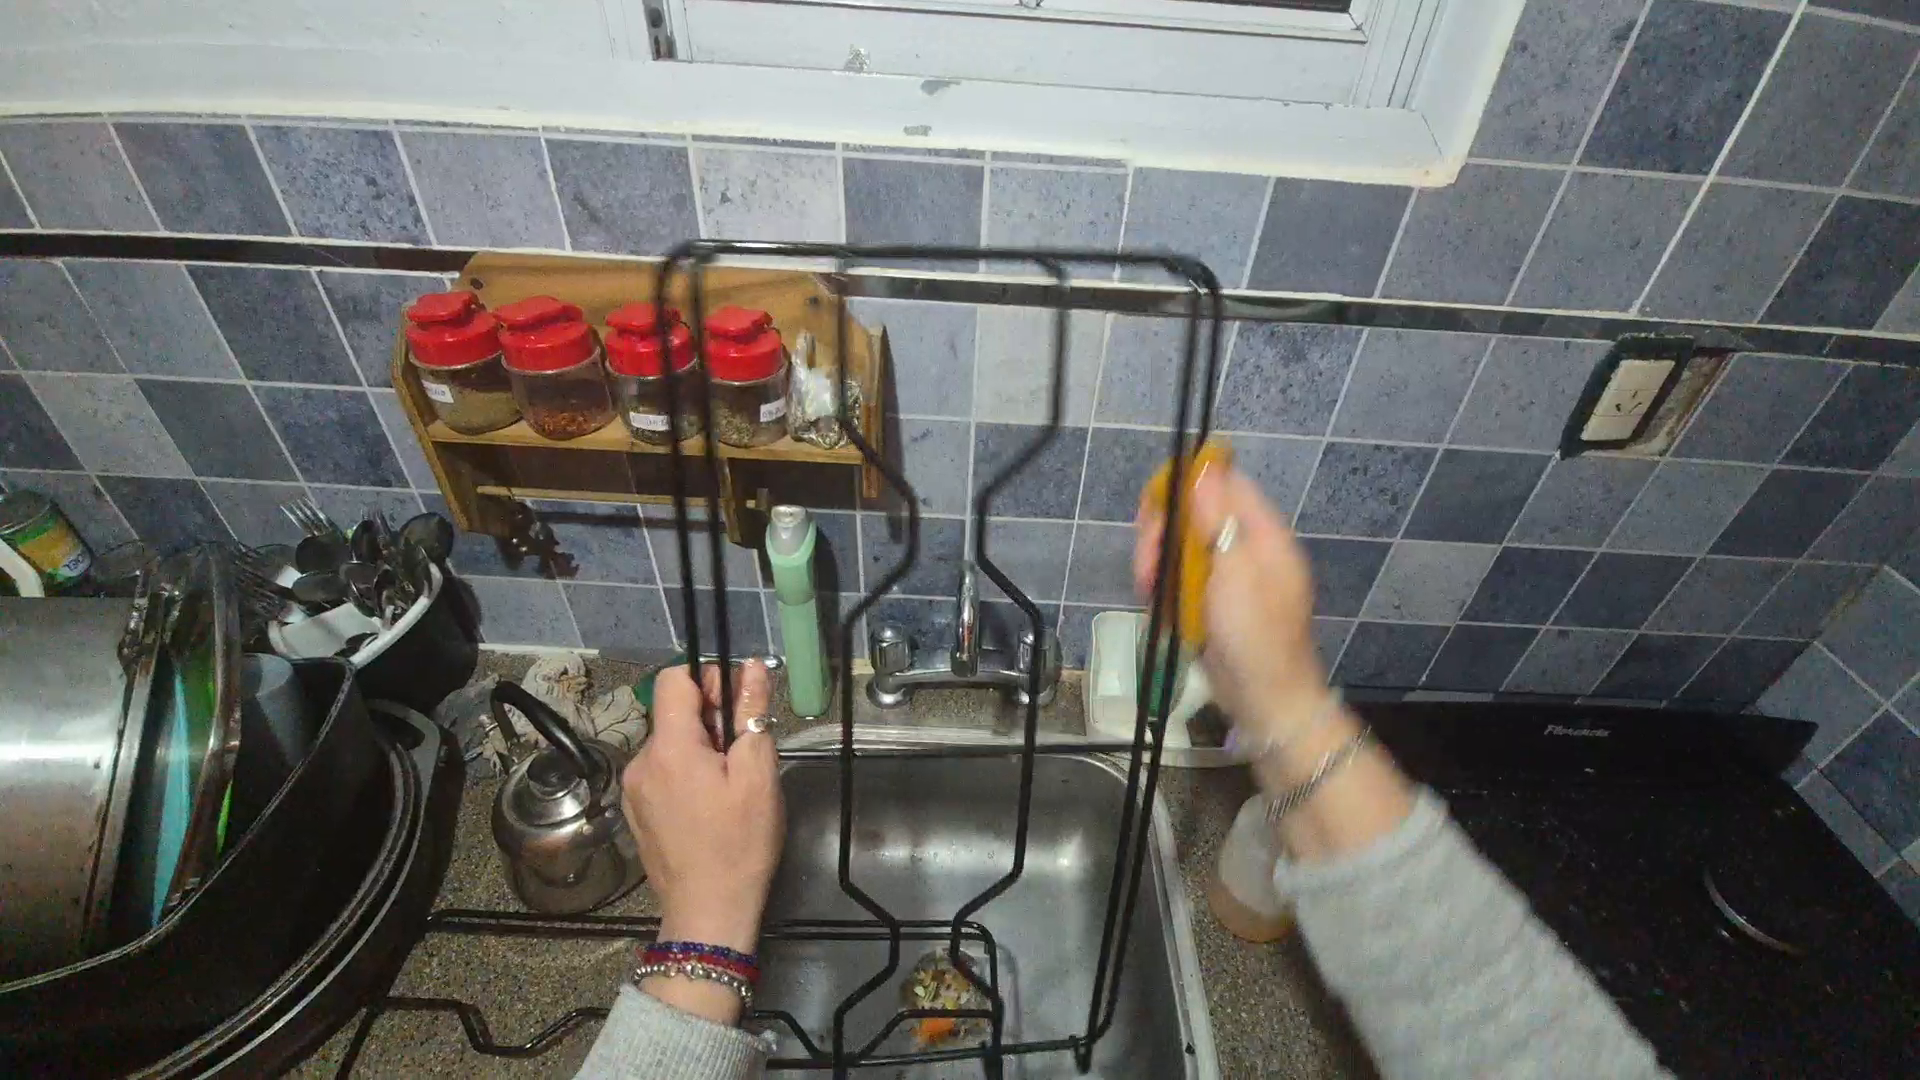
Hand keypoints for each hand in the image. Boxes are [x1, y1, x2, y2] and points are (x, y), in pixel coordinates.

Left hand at [622, 660, 784, 955]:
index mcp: (668, 748)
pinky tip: (710, 802)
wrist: (708, 913)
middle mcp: (640, 762)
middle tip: (743, 751)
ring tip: (730, 782)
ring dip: (701, 745)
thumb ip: (751, 713)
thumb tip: (751, 666)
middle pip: (674, 711)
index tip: (736, 706)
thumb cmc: (740, 841)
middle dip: (711, 718)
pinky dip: (687, 770)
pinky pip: (663, 769)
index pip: (674, 678)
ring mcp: (633, 789)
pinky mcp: (636, 811)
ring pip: (670, 741)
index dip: (708, 679)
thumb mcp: (757, 773)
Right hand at [1133, 464, 1330, 745]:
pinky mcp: (1211, 600)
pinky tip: (1155, 601)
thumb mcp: (1235, 571)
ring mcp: (1228, 576)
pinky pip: (1181, 577)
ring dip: (1159, 561)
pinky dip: (1164, 585)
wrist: (1265, 701)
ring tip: (1147, 586)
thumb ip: (1217, 518)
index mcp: (1264, 535)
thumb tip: (1204, 466)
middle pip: (1196, 514)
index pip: (1226, 484)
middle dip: (1165, 531)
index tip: (1155, 503)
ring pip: (1182, 546)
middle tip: (1148, 559)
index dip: (1189, 484)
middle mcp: (1247, 548)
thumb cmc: (1255, 635)